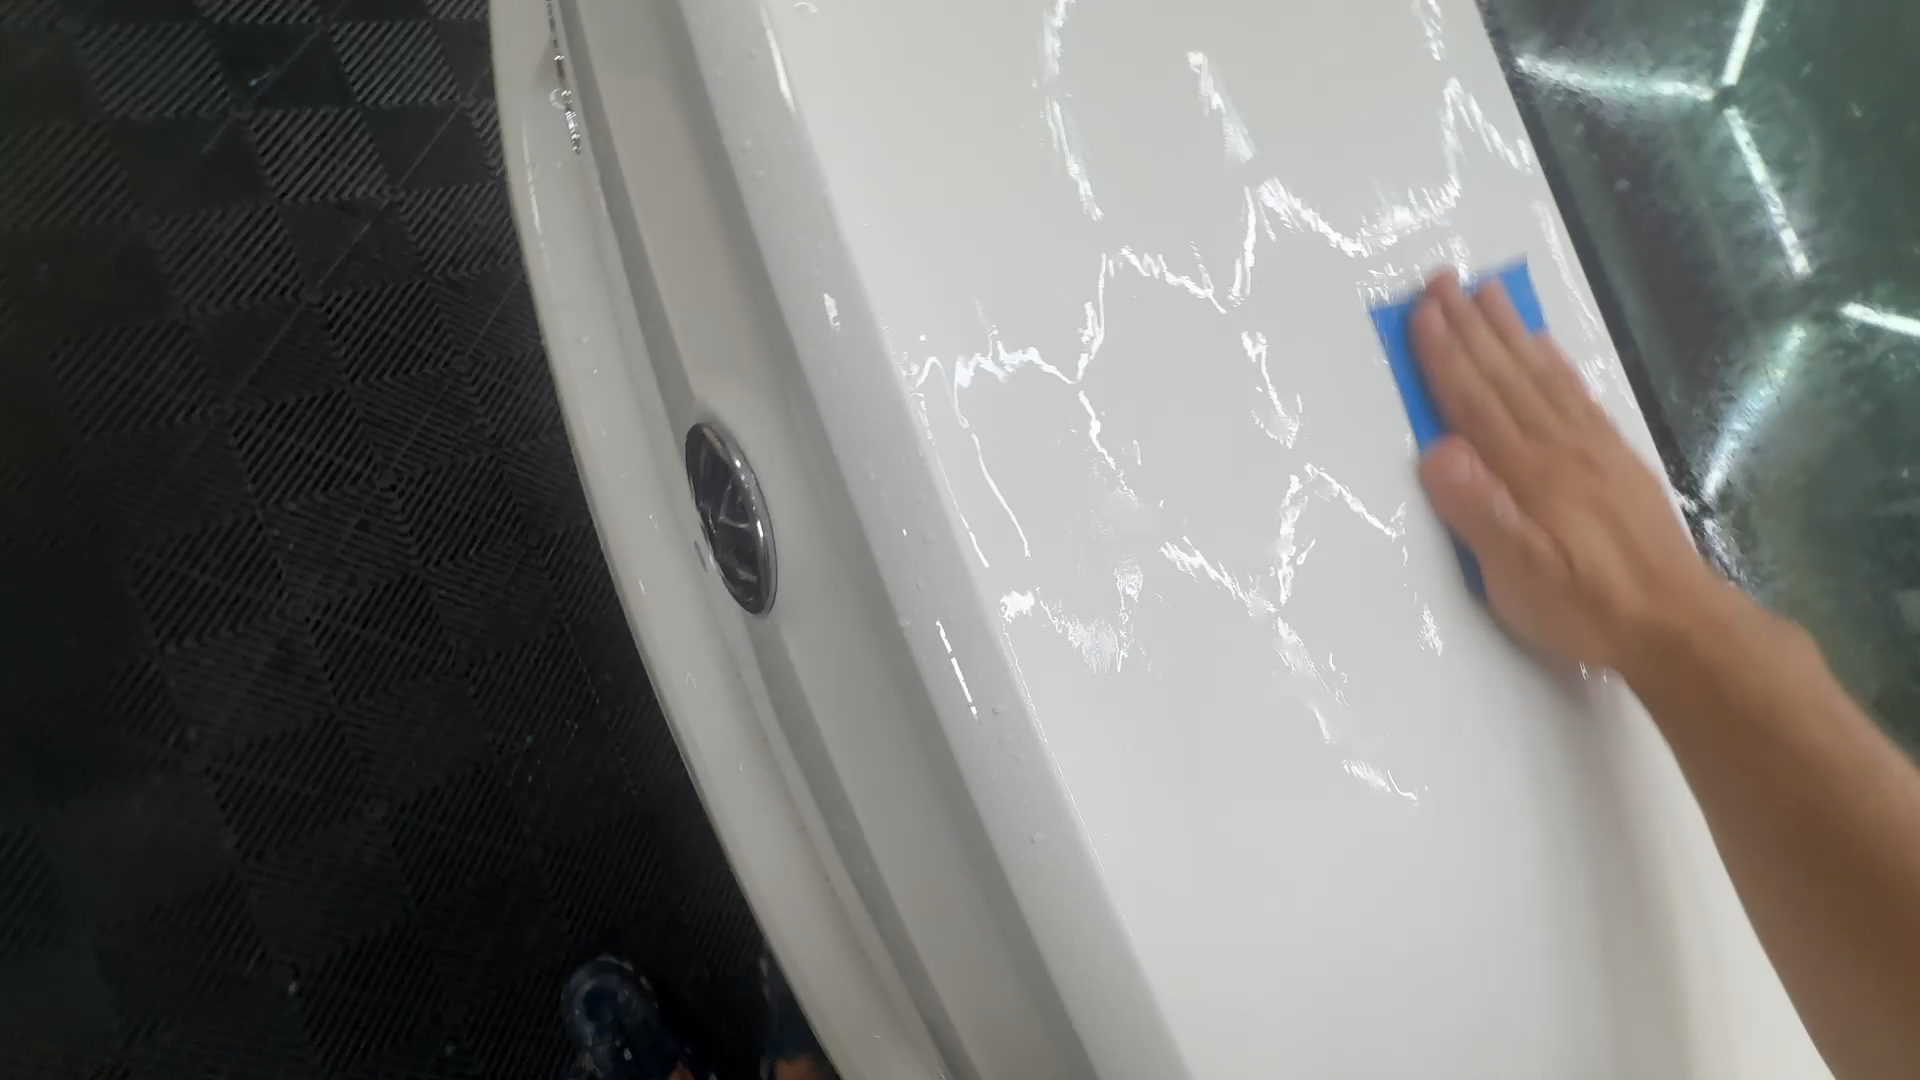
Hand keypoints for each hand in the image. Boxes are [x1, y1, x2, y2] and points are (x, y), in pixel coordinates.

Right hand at [1409, 271, 1729, 673]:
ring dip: (1506, 332)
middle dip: (1469, 326)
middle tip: (1442, 280)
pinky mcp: (1610, 459)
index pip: (1475, 400)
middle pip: (1504, 375)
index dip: (1444, 354)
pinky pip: (1574, 395)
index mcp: (1527, 470)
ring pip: (1538, 376)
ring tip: (1486, 292)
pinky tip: (1541, 346)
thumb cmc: (1582, 604)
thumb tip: (1436, 451)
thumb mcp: (1516, 573)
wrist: (1677, 625)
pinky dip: (1551, 362)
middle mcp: (1558, 445)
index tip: (1421, 311)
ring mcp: (1589, 448)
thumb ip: (1477, 512)